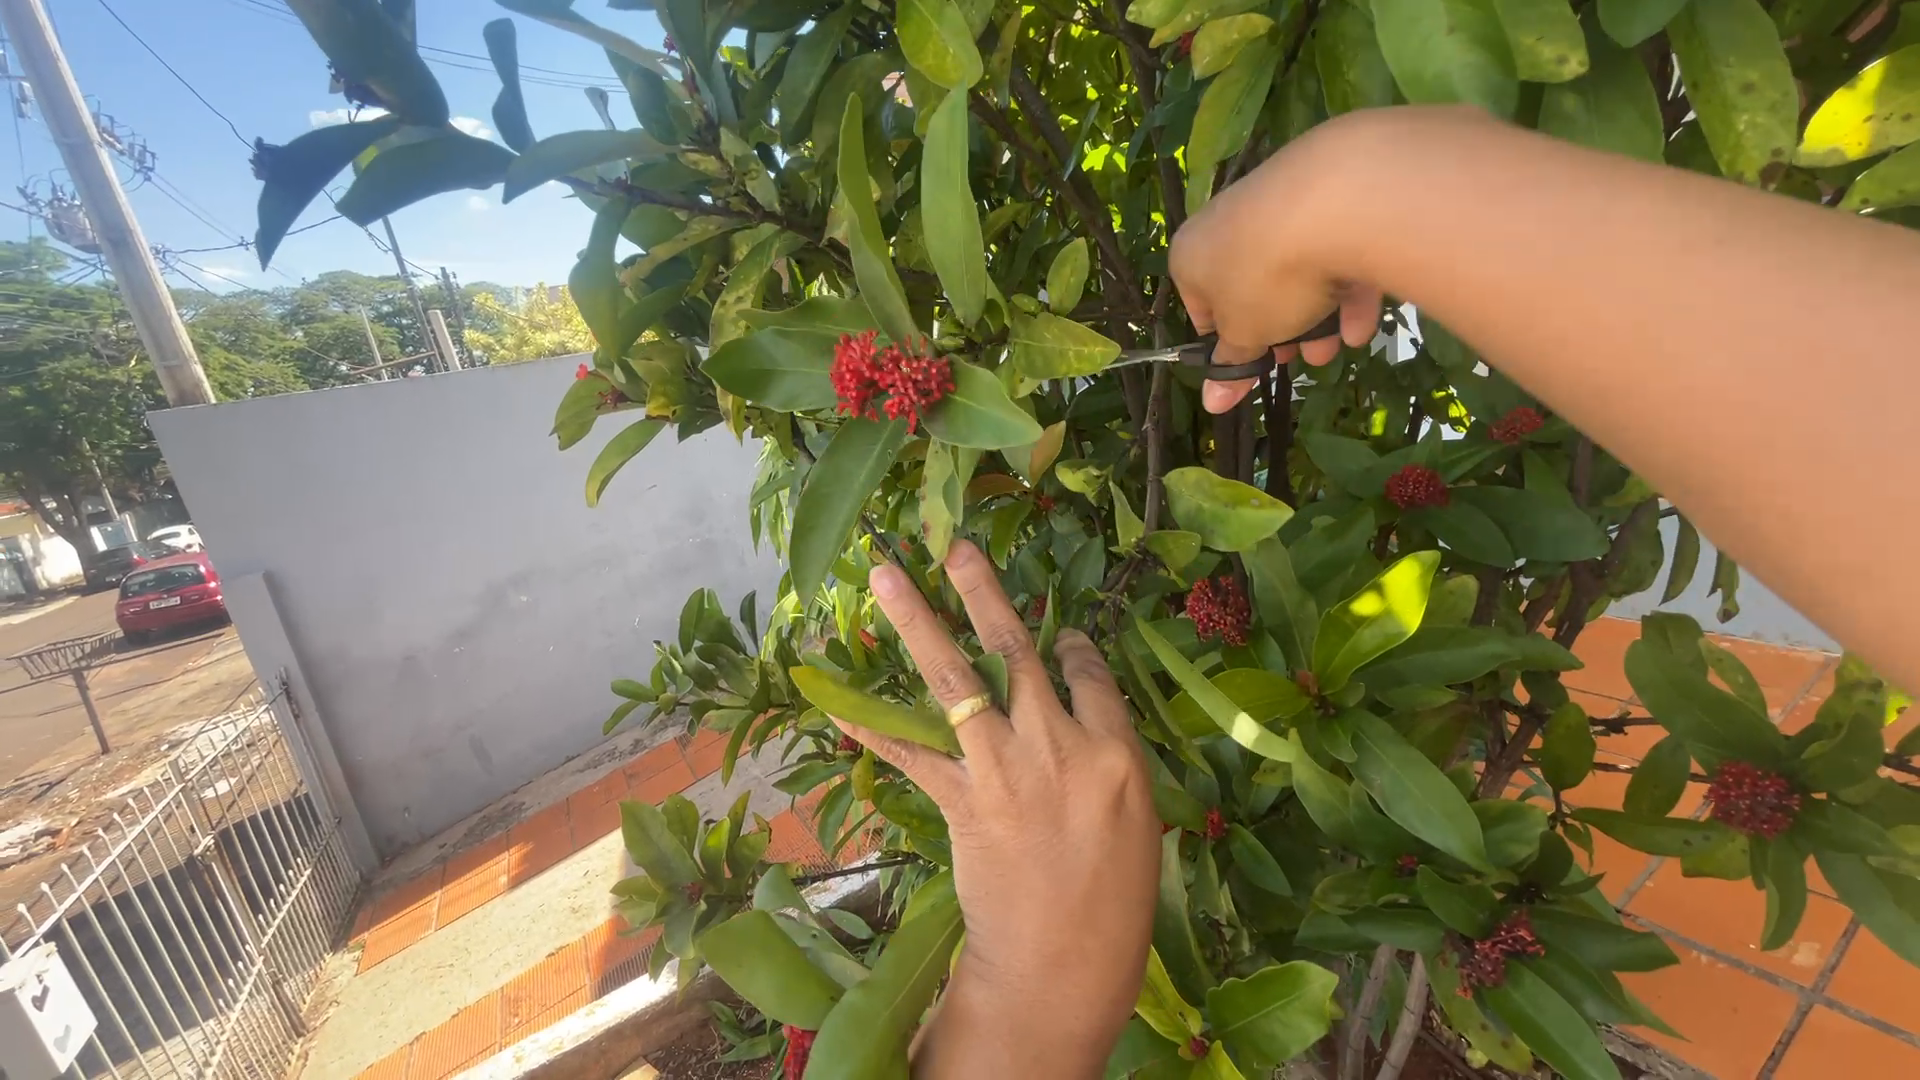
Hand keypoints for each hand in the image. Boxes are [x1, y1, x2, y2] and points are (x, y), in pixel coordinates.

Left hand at [835, 540, 1159, 1076]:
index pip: (1088, 669)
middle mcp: (1060, 745)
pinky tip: (834, 696)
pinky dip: (871, 723)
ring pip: (958, 680)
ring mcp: (1005, 769)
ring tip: (886, 577)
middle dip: (983, 594)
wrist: (1061, 971)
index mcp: (1119, 751)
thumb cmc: (1116, 903)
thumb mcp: (1136, 817)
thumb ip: (1105, 751)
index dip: (1069, 644)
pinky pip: (910, 751)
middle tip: (954, 547)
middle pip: (1018, 651)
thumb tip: (1073, 704)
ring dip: (917, 622)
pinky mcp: (961, 799)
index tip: (1057, 635)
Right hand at [1169, 115, 1385, 414]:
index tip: (1254, 362)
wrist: (1336, 197)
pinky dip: (1346, 285)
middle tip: (1296, 358)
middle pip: (1251, 288)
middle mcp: (1227, 222)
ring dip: (1314, 316)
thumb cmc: (1266, 277)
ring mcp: (1279, 200)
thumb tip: (1212, 404)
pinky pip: (1333, 246)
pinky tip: (1363, 323)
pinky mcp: (1331, 188)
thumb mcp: (1245, 335)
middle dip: (1277, 330)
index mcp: (1190, 255)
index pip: (1201, 308)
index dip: (1228, 343)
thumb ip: (1232, 367)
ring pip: (1294, 269)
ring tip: (1334, 348)